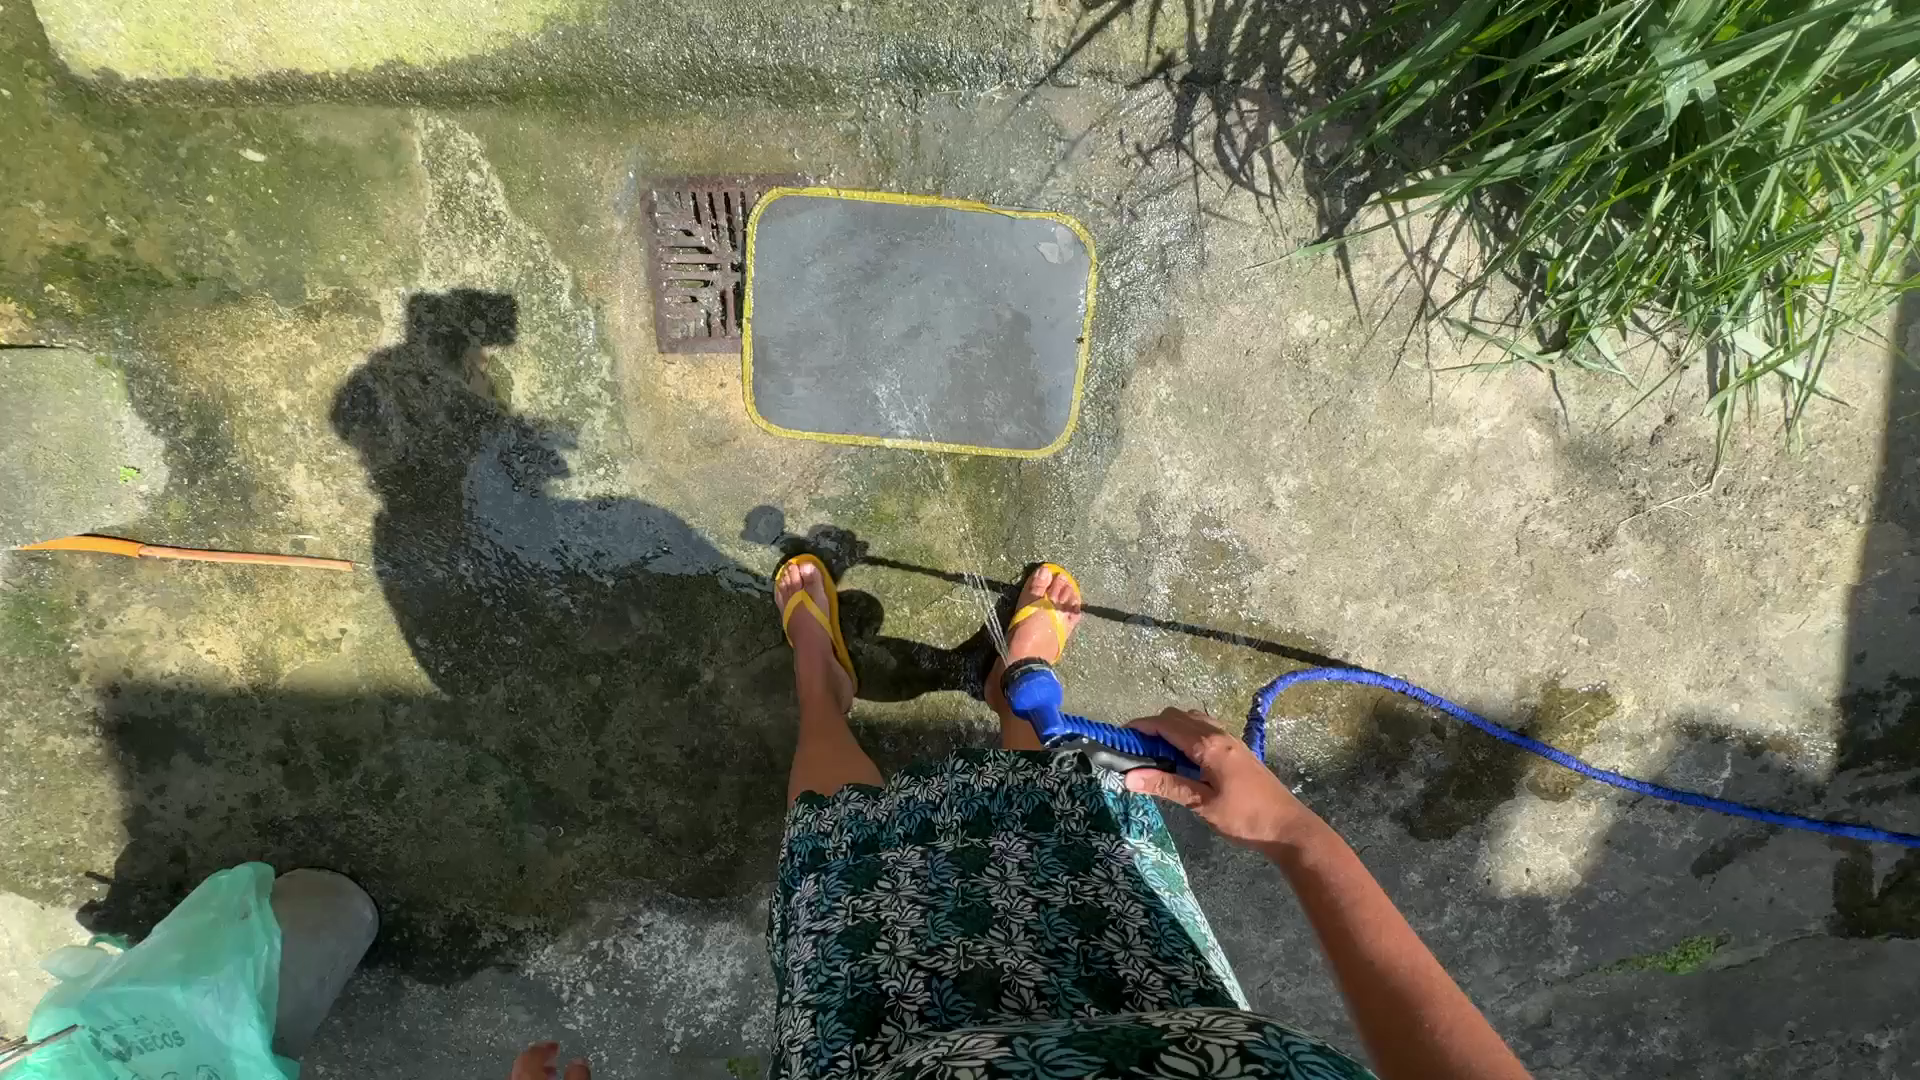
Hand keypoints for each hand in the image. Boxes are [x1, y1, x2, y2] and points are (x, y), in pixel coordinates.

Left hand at [509, 1042, 589, 1079]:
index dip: (544, 1046)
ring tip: (548, 1072)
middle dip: (538, 1058)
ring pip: (518, 1075)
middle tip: (551, 1056)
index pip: (532, 1052)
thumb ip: (577, 1073)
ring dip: (532, 1071)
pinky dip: (528, 1079)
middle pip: (522, 1064)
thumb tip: (580, 1061)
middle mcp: (516, 1079)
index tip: (554, 1044)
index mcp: (530, 1074)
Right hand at [1122, 708, 1322, 851]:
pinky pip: (1204, 728)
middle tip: (1135, 750)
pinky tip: (1183, 757)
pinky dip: (1186, 733)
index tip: (1119, 737)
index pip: (1165, 724)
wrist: (1289, 828)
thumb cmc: (1245, 818)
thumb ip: (1166, 785)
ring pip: (1191, 720)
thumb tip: (1128, 778)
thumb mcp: (1201, 804)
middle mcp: (1217, 734)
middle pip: (1177, 716)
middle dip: (1152, 727)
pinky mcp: (1235, 748)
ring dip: (1170, 728)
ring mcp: (1229, 739)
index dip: (1140, 727)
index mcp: (1207, 745)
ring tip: (1156, 754)